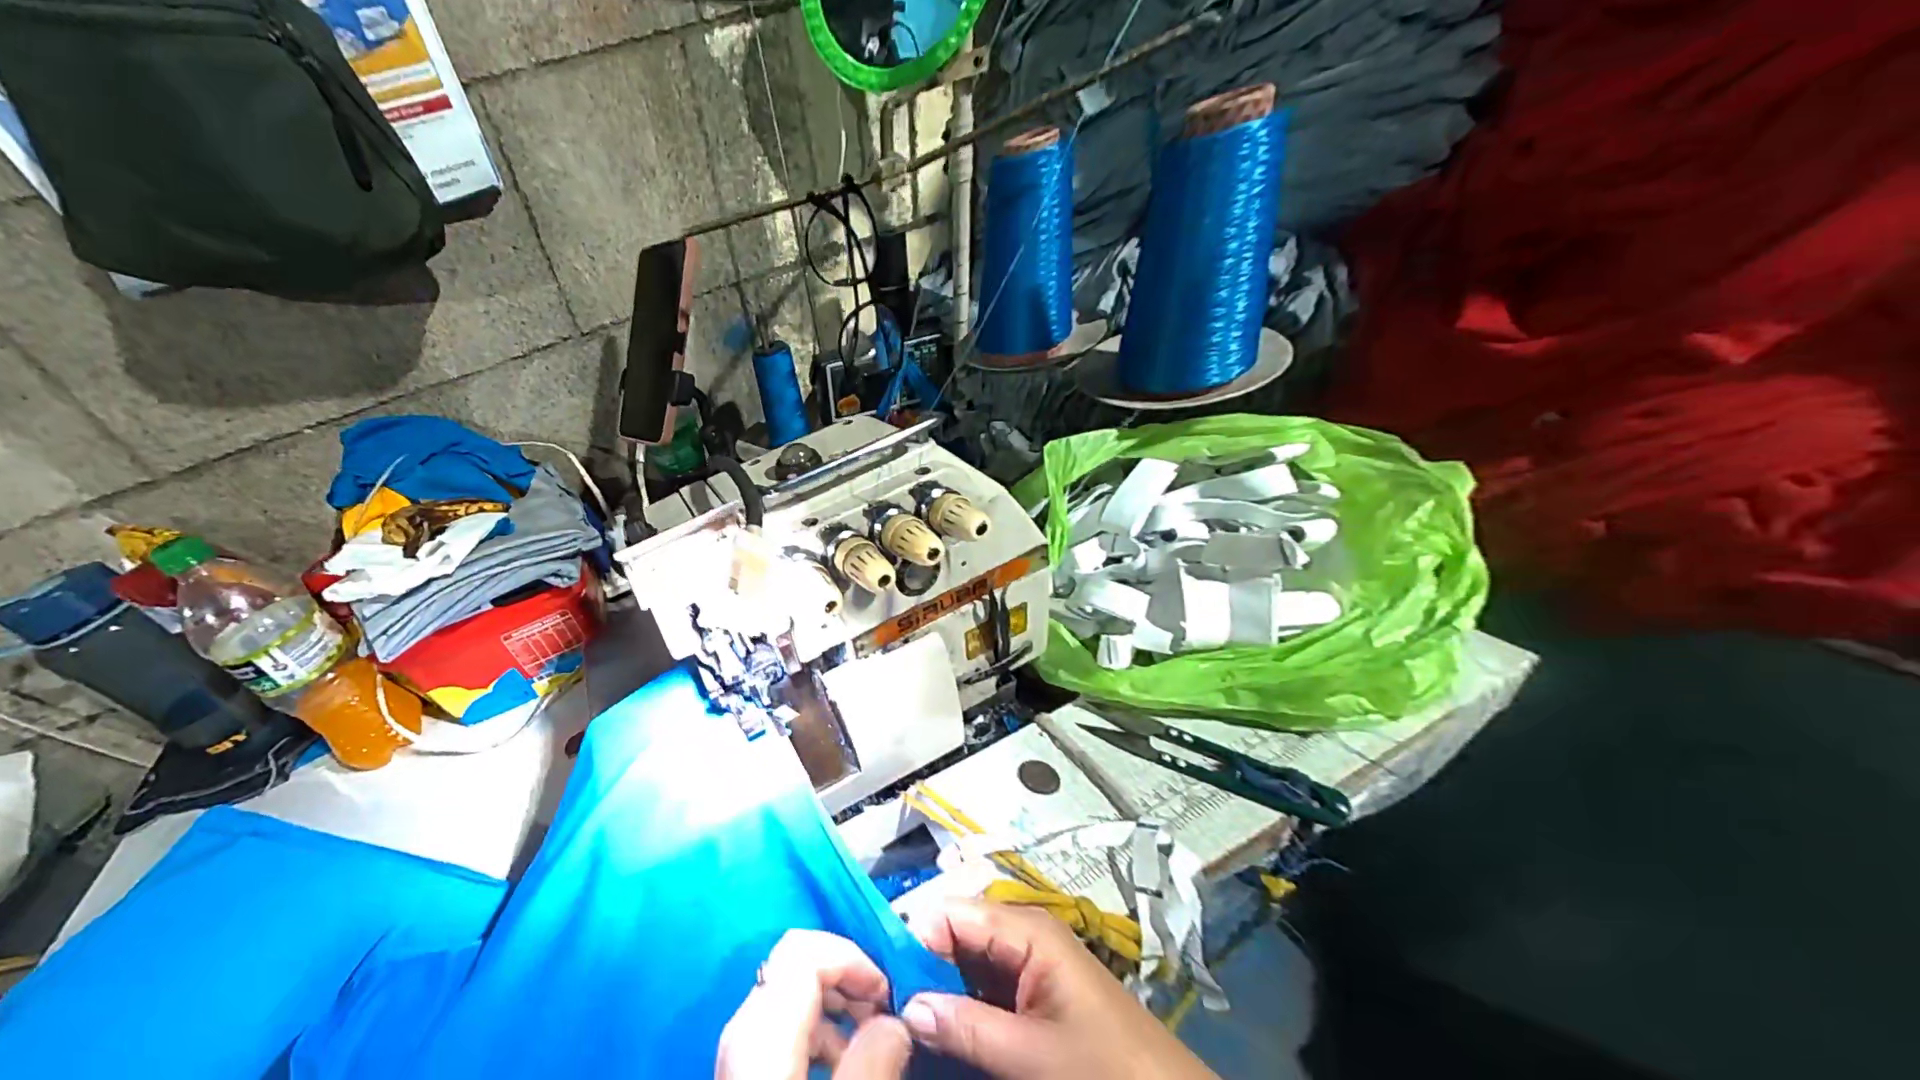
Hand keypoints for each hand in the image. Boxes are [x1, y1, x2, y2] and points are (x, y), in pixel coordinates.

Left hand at [717, 929, 913, 1079]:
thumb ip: (873, 1061)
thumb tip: (896, 1022)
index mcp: (763, 1026)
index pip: (807, 949)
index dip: (855, 960)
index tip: (889, 995)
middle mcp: (746, 1023)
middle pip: (801, 962)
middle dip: (851, 978)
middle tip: (885, 1018)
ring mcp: (740, 1046)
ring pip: (794, 993)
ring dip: (839, 1005)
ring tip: (870, 1045)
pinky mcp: (743, 1067)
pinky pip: (785, 1024)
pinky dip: (820, 1029)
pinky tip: (839, 1065)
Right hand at [903, 900, 1218, 1079]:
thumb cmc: (1105, 1067)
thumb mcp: (1032, 1054)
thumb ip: (966, 1026)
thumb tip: (907, 1006)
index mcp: (1028, 930)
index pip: (952, 913)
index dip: (913, 939)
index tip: (879, 981)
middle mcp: (1025, 934)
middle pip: (956, 933)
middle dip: (921, 964)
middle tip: (886, 1005)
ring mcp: (1029, 963)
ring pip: (966, 961)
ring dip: (937, 986)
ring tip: (905, 1019)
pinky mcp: (1033, 991)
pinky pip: (984, 985)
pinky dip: (960, 1003)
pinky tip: (941, 1029)